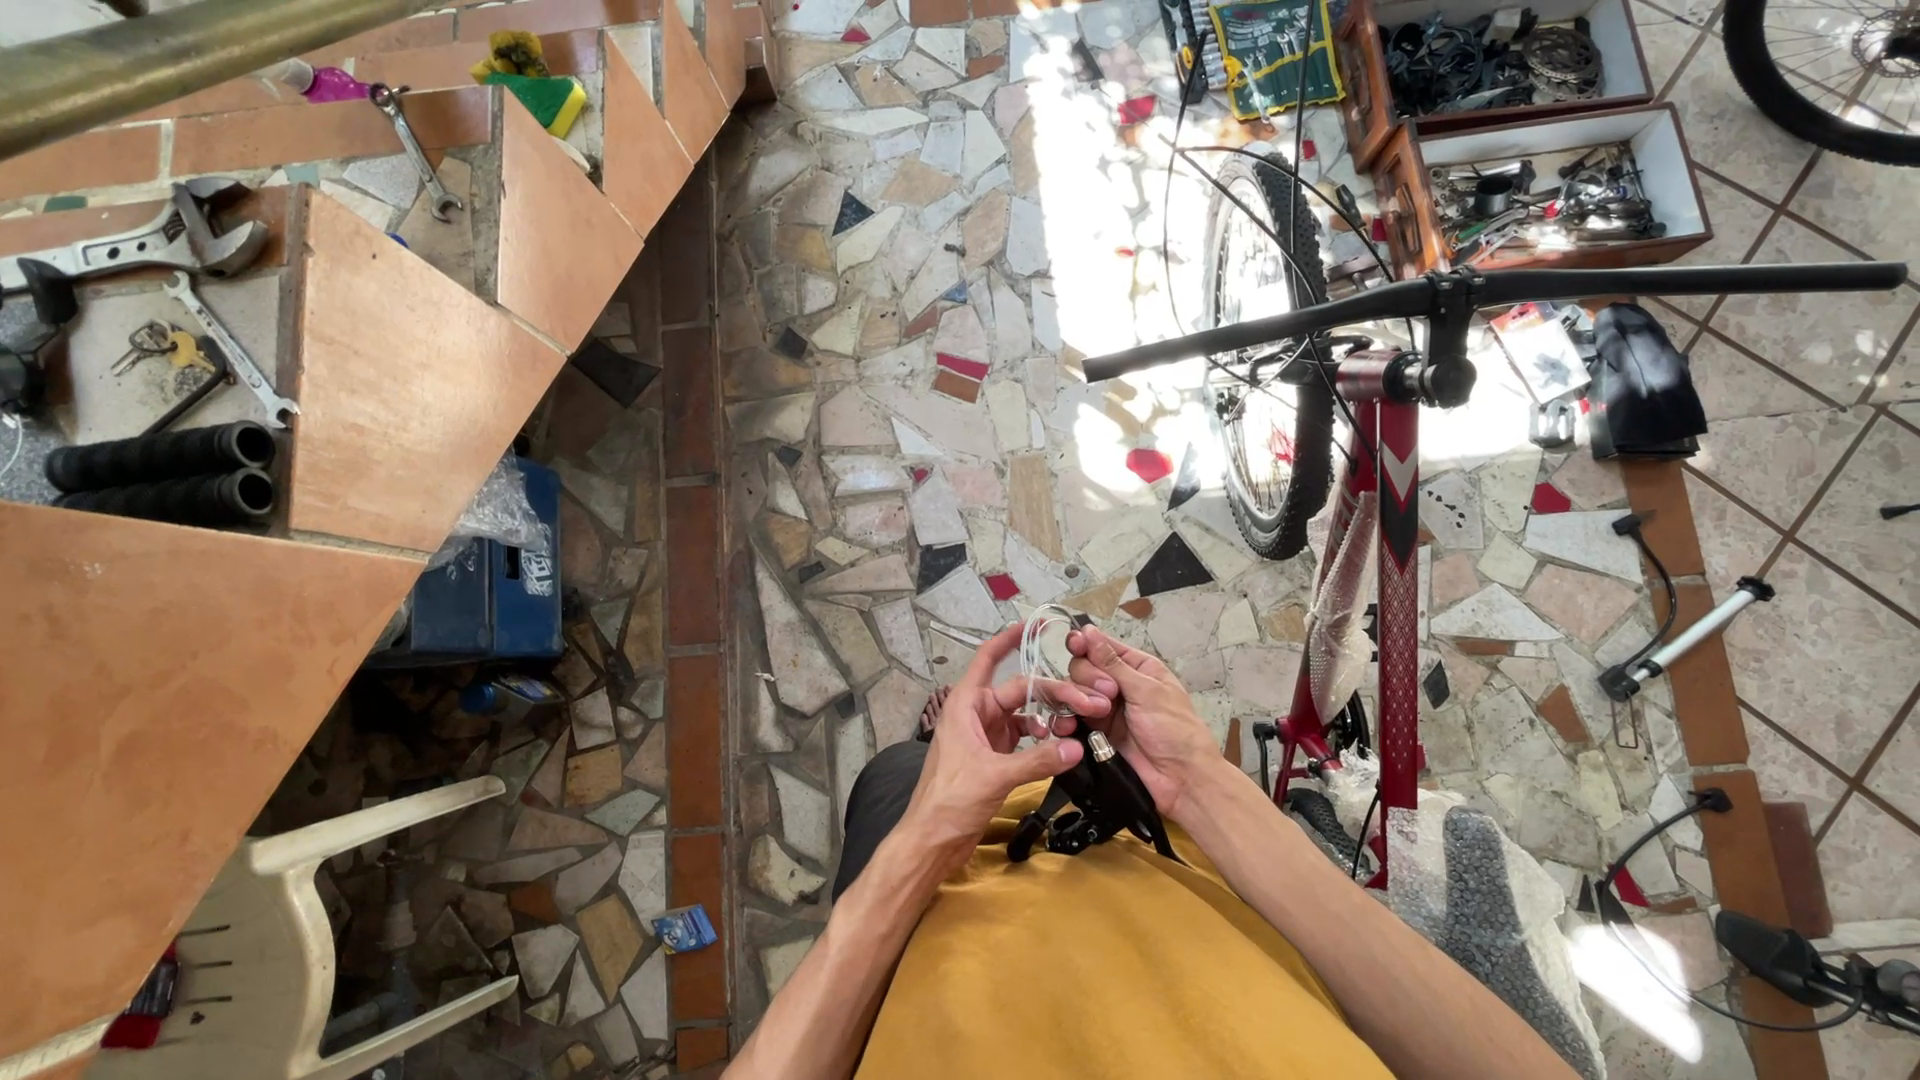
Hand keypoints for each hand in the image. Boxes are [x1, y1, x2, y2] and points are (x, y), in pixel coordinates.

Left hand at [900, 623, 1112, 870]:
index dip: (1008, 640)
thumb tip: (1076, 747)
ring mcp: (985, 737)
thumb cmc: (950, 800)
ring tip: (1079, 724)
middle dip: (1053, 693)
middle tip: (1088, 701)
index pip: (987, 660)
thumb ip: (1037, 760)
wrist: (933, 840)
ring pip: (1025, 715)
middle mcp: (976, 715)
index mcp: (966, 706)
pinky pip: (1024, 739)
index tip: (1032, 625)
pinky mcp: (993, 759)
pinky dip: (1042, 740)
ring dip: (1050, 717)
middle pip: (1020, 691)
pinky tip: (1061, 746)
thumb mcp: (995, 775)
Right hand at [1065, 625, 1222, 824]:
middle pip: (1082, 667)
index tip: (1075, 645)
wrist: (1179, 779)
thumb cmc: (1173, 729)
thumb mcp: (1147, 691)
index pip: (1102, 647)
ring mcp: (1103, 709)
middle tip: (1108, 696)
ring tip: (1093, 713)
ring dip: (1078, 699)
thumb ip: (1113, 663)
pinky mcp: (1093, 733)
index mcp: (1137, 668)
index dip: (1086, 644)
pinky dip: (1065, 720)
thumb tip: (1088, 631)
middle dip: (1089, 678)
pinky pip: (1069, 719)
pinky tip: (1067, 725)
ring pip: (1073, 692)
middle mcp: (1117, 685)